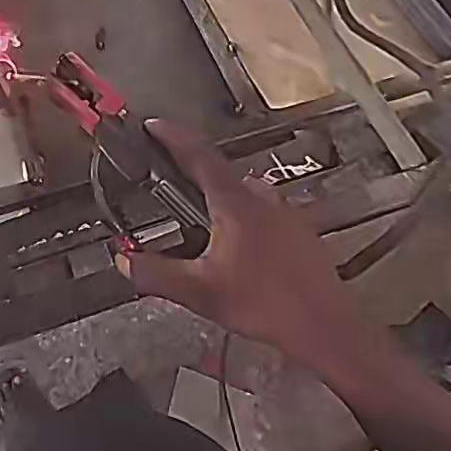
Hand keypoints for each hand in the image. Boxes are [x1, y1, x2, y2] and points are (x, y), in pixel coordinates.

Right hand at [116, 120, 379, 372]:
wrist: (325, 326)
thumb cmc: (266, 304)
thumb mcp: (200, 292)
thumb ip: (157, 273)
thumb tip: (125, 259)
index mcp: (234, 204)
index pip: (199, 155)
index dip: (173, 136)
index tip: (154, 125)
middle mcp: (261, 199)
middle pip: (219, 172)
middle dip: (191, 172)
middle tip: (169, 181)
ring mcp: (284, 213)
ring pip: (242, 193)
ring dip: (218, 197)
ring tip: (199, 223)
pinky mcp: (297, 231)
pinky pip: (261, 211)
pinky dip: (241, 217)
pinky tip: (237, 249)